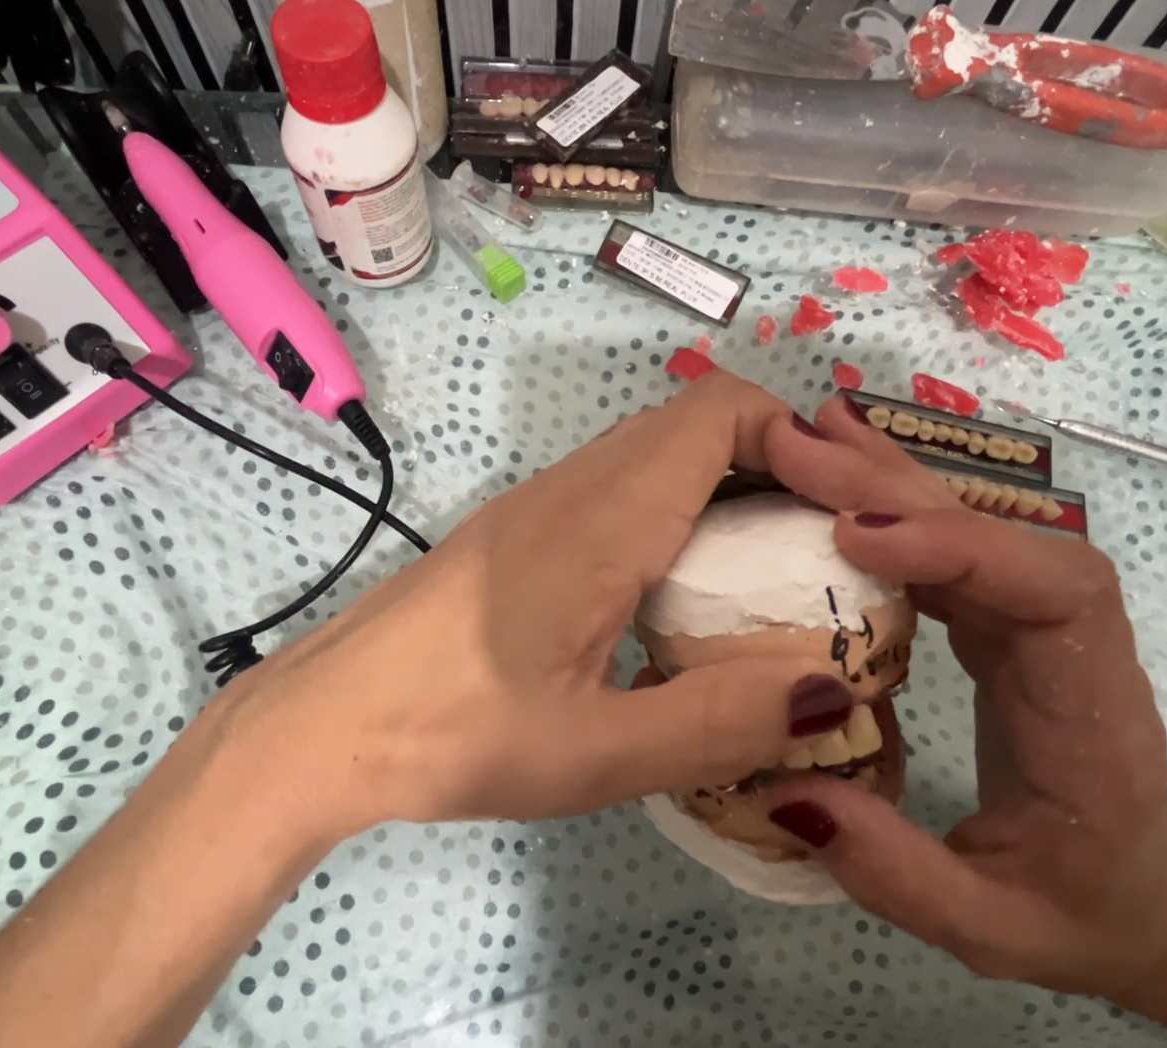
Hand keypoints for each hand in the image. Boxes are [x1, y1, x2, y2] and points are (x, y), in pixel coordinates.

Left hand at [225, 373, 860, 832]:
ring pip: (655, 456)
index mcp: (602, 517)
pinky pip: (619, 490)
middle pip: (694, 426)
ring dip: (724, 490)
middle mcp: (573, 487)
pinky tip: (683, 596)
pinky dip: (676, 514)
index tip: (843, 508)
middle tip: (825, 550)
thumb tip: (832, 691)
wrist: (324, 721)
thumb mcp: (594, 752)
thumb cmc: (451, 733)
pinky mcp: (520, 533)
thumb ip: (716, 723)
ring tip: (771, 575)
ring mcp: (539, 504)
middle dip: (774, 466)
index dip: (794, 435)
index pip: (717, 413)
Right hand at [756, 395, 1166, 999]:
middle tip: (794, 447)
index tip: (856, 536)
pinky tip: (834, 488)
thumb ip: (892, 871)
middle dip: (894, 484)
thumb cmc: (1078, 910)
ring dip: (884, 476)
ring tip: (805, 437)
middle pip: (998, 533)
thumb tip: (784, 788)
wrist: (1143, 896)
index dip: (960, 547)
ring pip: (966, 525)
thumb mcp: (988, 927)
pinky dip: (886, 508)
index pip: (1057, 593)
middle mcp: (1072, 646)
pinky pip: (944, 551)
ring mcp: (1034, 625)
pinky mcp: (997, 621)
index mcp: (1092, 716)